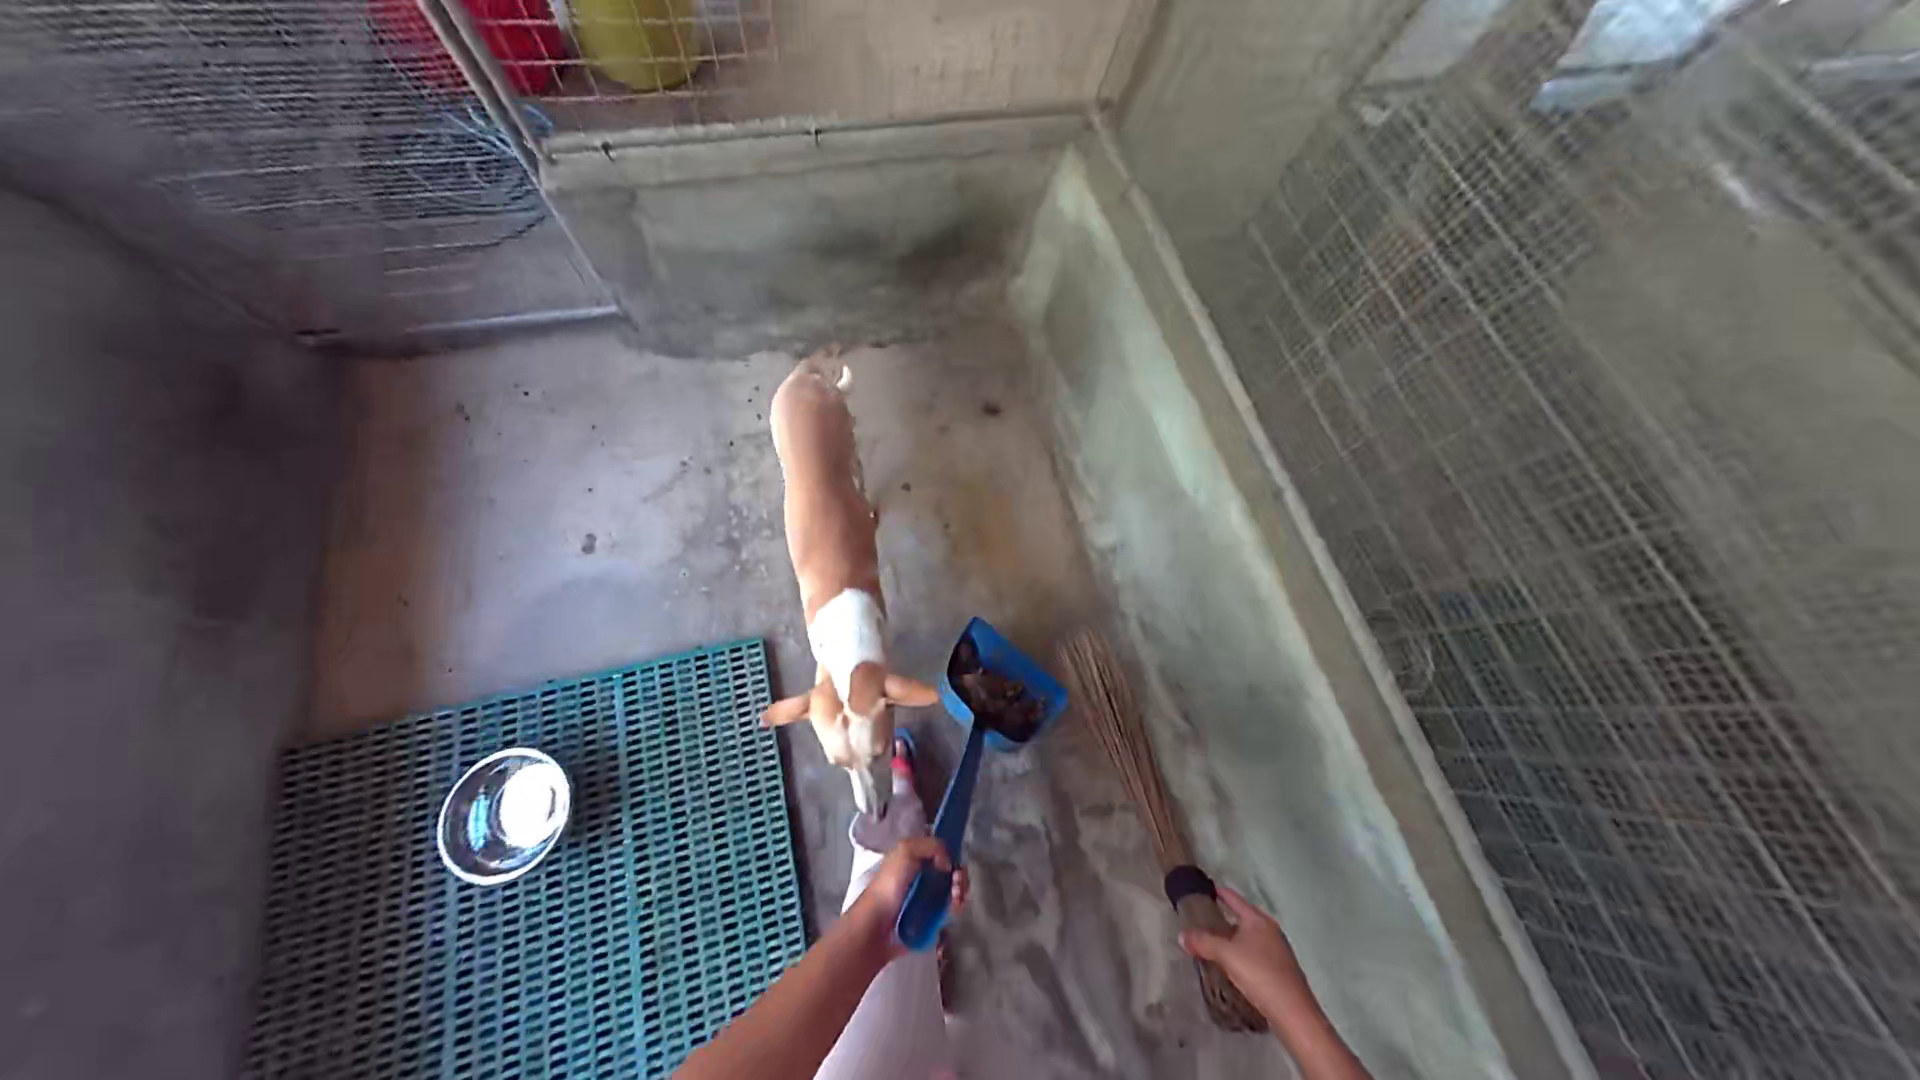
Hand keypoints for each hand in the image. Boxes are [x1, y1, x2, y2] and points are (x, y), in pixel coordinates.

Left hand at [843, 836, 970, 958]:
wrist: (878, 925)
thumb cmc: (890, 883)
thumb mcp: (907, 851)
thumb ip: (932, 845)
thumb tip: (949, 862)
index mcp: (914, 857)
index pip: (942, 850)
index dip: (952, 854)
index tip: (955, 862)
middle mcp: (923, 875)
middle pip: (951, 870)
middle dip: (960, 875)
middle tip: (957, 882)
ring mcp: (928, 896)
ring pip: (954, 888)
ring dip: (961, 891)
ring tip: (956, 898)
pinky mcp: (932, 917)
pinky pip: (951, 908)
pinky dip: (958, 906)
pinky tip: (956, 907)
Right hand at [1178, 885, 1310, 1020]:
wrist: (1295, 1014)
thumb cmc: (1260, 975)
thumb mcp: (1226, 956)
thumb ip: (1203, 942)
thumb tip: (1182, 935)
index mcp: (1258, 920)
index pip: (1234, 898)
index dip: (1219, 892)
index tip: (1204, 888)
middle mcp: (1271, 930)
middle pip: (1243, 916)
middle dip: (1225, 917)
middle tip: (1203, 919)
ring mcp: (1279, 951)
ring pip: (1250, 936)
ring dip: (1234, 938)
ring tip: (1214, 943)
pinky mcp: (1282, 970)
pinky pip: (1257, 953)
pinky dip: (1243, 953)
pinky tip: (1234, 965)